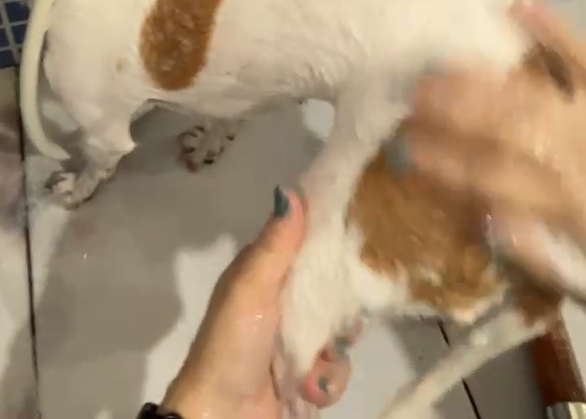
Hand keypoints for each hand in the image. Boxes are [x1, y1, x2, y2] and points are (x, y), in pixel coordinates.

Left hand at [161, 188, 353, 417]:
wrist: (224, 418)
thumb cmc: (233, 343)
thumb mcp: (251, 287)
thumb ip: (276, 244)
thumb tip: (290, 189)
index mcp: (263, 272)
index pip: (304, 243)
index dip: (330, 240)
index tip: (360, 238)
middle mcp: (281, 301)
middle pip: (329, 288)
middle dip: (341, 304)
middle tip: (344, 316)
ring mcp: (296, 340)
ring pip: (339, 330)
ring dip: (332, 350)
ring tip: (315, 361)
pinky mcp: (307, 376)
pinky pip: (337, 369)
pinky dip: (326, 381)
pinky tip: (308, 387)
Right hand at [396, 0, 585, 309]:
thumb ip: (533, 253)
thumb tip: (474, 217)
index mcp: (570, 206)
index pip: (492, 179)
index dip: (444, 164)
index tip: (403, 151)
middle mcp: (580, 156)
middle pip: (506, 126)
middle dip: (452, 108)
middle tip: (408, 95)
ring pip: (531, 91)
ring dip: (481, 74)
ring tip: (439, 60)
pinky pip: (581, 55)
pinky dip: (550, 24)